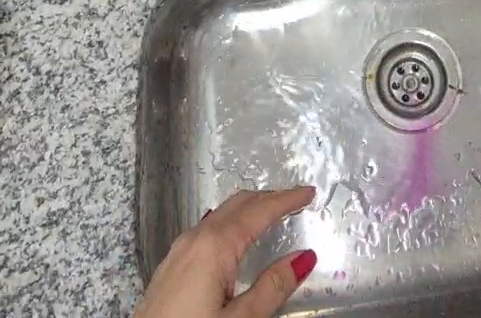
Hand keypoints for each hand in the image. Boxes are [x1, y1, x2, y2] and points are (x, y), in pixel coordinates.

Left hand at [133, 186, 318, 317]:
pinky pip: (208, 229)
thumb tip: (304, 257)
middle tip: (296, 200)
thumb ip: (272, 287)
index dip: (286, 199)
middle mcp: (196, 238)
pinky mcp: (171, 266)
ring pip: (221, 214)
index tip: (309, 192)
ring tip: (272, 215)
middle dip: (269, 198)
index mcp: (216, 245)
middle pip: (238, 204)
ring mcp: (179, 250)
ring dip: (249, 209)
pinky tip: (236, 239)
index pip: (259, 211)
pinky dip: (231, 223)